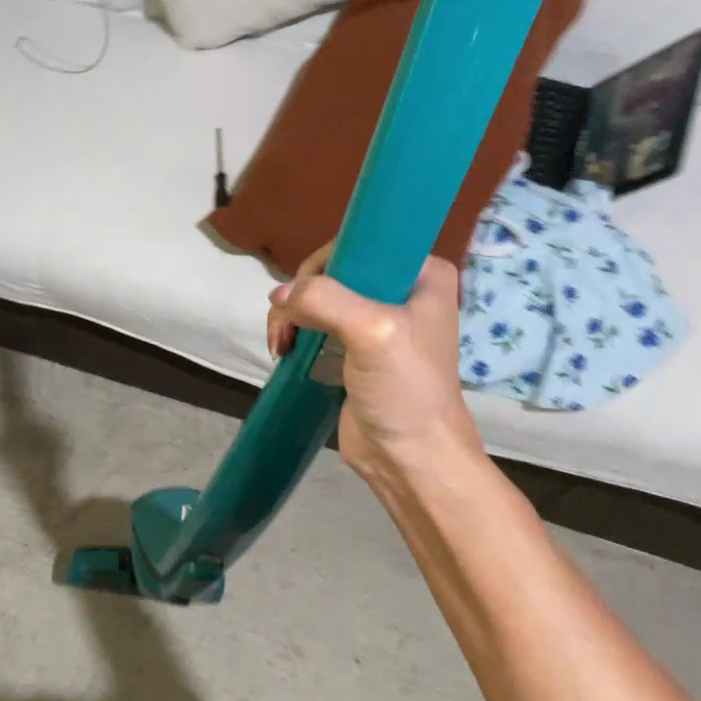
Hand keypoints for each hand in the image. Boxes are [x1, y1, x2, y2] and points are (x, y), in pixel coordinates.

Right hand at [267, 248, 480, 479]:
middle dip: (301, 296)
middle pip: (334, 272)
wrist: (409, 456)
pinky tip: (284, 353)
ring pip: (319, 300)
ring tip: (280, 347)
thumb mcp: (373, 333)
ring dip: (292, 318)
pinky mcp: (354, 352)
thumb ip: (327, 301)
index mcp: (422, 274)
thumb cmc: (406, 391)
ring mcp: (376, 323)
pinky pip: (315, 327)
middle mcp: (401, 292)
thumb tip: (278, 295)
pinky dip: (294, 335)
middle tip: (285, 330)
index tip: (303, 295)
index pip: (362, 244)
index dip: (324, 263)